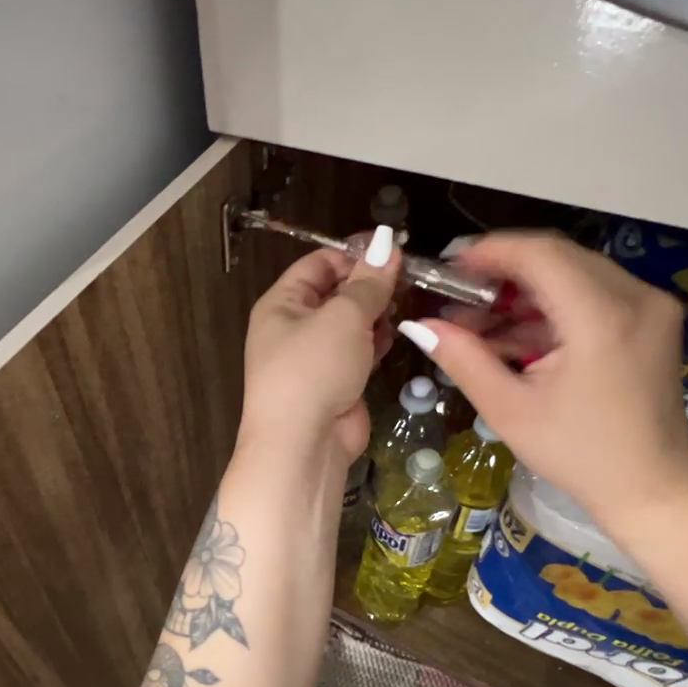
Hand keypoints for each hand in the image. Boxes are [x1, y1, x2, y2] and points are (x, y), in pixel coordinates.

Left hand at [237, 229, 399, 467]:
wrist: (303, 443)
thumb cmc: (314, 369)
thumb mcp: (344, 316)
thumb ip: (369, 281)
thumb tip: (388, 243)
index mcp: (281, 304)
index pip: (318, 264)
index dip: (354, 252)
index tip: (396, 247)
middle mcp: (292, 328)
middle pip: (336, 292)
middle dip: (369, 285)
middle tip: (406, 279)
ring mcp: (314, 358)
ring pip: (351, 323)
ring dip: (376, 314)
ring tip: (402, 307)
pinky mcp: (335, 382)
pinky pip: (359, 351)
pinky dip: (377, 342)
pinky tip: (395, 335)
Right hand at [399, 231, 687, 527]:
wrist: (651, 486)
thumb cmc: (578, 454)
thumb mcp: (509, 410)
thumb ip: (463, 359)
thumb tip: (418, 325)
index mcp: (601, 318)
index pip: (541, 255)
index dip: (490, 251)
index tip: (448, 265)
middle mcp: (635, 297)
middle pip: (557, 259)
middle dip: (501, 273)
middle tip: (455, 298)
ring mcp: (649, 306)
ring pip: (573, 274)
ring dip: (523, 292)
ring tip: (476, 323)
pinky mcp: (650, 319)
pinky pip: (591, 295)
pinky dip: (549, 308)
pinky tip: (512, 336)